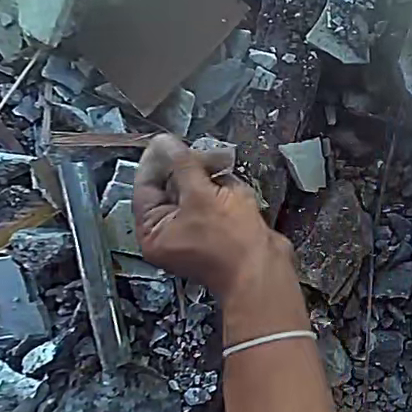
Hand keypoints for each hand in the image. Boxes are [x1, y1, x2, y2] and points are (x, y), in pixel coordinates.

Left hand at [134, 135, 292, 300]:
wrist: (265, 269)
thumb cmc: (230, 238)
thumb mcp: (202, 195)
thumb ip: (182, 166)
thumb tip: (164, 144)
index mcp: (154, 231)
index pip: (146, 186)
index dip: (158, 161)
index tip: (170, 141)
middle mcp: (171, 234)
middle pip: (173, 188)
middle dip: (194, 169)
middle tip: (214, 156)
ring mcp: (196, 234)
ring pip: (198, 194)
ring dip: (215, 181)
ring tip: (231, 177)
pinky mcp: (219, 233)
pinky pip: (216, 205)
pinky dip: (227, 194)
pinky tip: (239, 191)